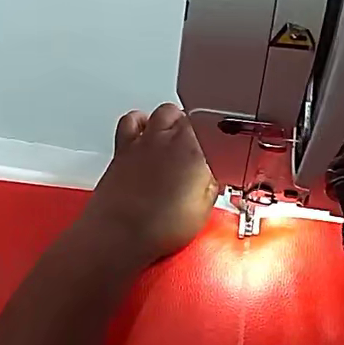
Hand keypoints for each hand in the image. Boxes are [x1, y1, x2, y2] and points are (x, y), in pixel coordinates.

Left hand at [75, 104, 217, 267]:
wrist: (120, 233)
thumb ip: (211, 183)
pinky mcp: (124, 146)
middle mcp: (169, 138)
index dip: (220, 137)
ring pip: (165, 111)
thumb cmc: (158, 226)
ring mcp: (145, 139)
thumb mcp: (203, 209)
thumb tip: (214, 174)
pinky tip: (146, 133)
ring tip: (178, 136)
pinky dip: (141, 121)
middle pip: (192, 116)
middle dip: (200, 128)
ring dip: (174, 120)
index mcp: (194, 150)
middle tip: (203, 148)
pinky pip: (132, 120)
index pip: (214, 127)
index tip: (222, 150)